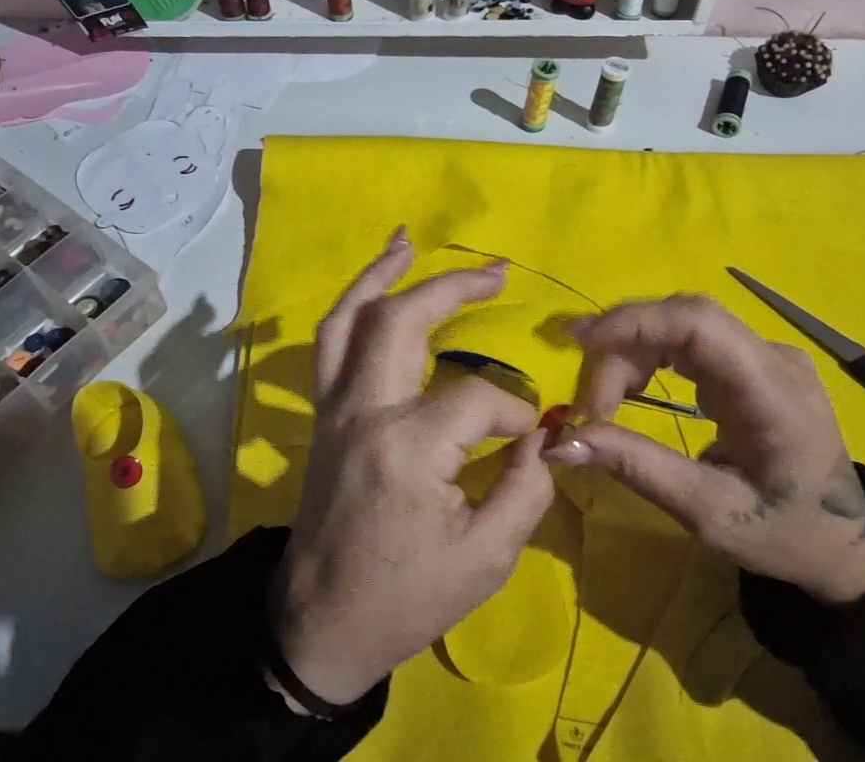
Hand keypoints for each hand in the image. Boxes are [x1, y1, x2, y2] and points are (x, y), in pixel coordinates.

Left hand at [271, 229, 556, 705]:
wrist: (320, 624)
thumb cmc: (404, 598)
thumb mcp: (485, 559)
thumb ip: (525, 487)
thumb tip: (544, 433)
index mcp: (407, 447)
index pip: (477, 398)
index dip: (515, 411)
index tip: (532, 437)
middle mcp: (363, 411)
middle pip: (401, 321)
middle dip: (453, 287)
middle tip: (498, 272)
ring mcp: (333, 410)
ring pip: (349, 320)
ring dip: (380, 275)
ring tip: (408, 241)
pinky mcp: (322, 417)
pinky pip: (332, 346)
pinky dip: (353, 308)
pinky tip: (376, 293)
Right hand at [544, 296, 864, 604]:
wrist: (845, 546)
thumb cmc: (784, 534)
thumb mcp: (708, 513)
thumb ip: (637, 468)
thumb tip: (561, 441)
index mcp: (775, 392)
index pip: (699, 323)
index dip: (633, 322)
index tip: (578, 347)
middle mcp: (773, 357)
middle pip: (683, 318)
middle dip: (622, 346)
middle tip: (588, 403)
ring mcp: (764, 356)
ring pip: (680, 325)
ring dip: (630, 352)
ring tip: (603, 402)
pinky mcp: (751, 364)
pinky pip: (688, 341)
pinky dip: (647, 357)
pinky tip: (628, 388)